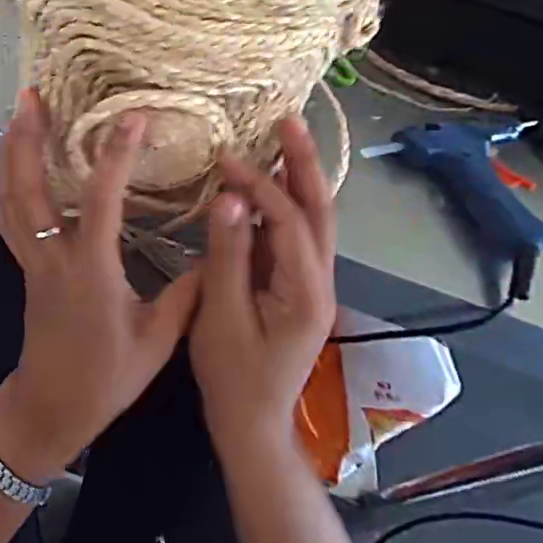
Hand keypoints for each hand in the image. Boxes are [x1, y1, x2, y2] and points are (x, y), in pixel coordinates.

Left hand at [0, 89, 201, 481]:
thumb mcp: (158, 339)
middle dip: (28, 138)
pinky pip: (10, 215)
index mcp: (90, 269)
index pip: (101, 199)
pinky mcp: (24, 264)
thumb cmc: (106, 377)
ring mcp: (31, 259)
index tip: (132, 117)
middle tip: (31, 95)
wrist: (50, 407)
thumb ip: (188, 292)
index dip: (115, 154)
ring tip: (19, 114)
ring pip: (11, 197)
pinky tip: (17, 164)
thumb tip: (218, 247)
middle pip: (29, 187)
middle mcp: (53, 255)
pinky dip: (10, 182)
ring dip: (12, 152)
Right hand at [190, 116, 337, 458]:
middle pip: (319, 210)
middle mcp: (320, 281)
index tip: (225, 161)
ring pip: (312, 218)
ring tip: (281, 137)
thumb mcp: (222, 316)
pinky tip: (262, 182)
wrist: (252, 422)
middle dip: (305, 163)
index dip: (258, 187)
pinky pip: (293, 232)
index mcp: (306, 292)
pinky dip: (281, 201)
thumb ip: (227, 255)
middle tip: (288, 121)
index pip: (288, 222)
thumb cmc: (233, 375)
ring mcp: (311, 282)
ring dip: (298, 177)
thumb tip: (229, 198)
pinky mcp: (296, 283)